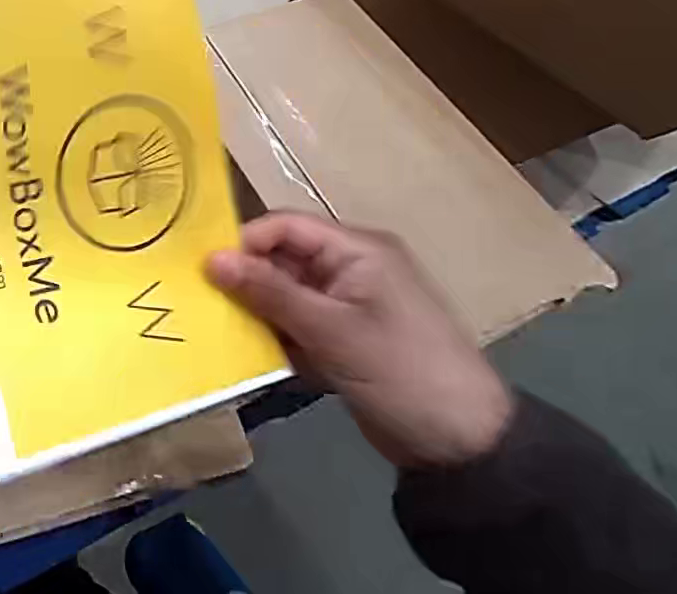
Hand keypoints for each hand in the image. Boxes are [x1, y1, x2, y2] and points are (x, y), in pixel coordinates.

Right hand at [206, 212, 511, 467]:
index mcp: (356, 249)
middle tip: (211, 305)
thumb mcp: (330, 329)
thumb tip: (210, 259)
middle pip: (283, 258)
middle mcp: (349, 267)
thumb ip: (269, 292)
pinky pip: (297, 322)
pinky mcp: (344, 337)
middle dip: (249, 280)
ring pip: (286, 292)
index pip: (286, 226)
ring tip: (229, 332)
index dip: (246, 242)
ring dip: (261, 311)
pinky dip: (279, 336)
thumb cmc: (400, 371)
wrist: (467, 450)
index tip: (209, 271)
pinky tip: (261, 357)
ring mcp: (347, 304)